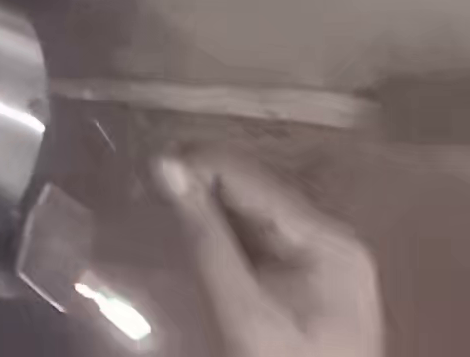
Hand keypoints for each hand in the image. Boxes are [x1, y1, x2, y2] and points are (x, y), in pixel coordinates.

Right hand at [156, 152, 382, 356]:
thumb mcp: (240, 308)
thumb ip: (203, 234)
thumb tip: (162, 162)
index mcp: (325, 238)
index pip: (242, 174)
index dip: (189, 167)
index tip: (144, 177)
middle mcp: (325, 229)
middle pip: (242, 180)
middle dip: (192, 179)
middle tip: (144, 189)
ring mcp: (314, 244)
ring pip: (239, 195)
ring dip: (197, 195)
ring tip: (156, 201)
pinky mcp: (298, 259)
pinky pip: (244, 218)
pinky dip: (210, 214)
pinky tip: (183, 221)